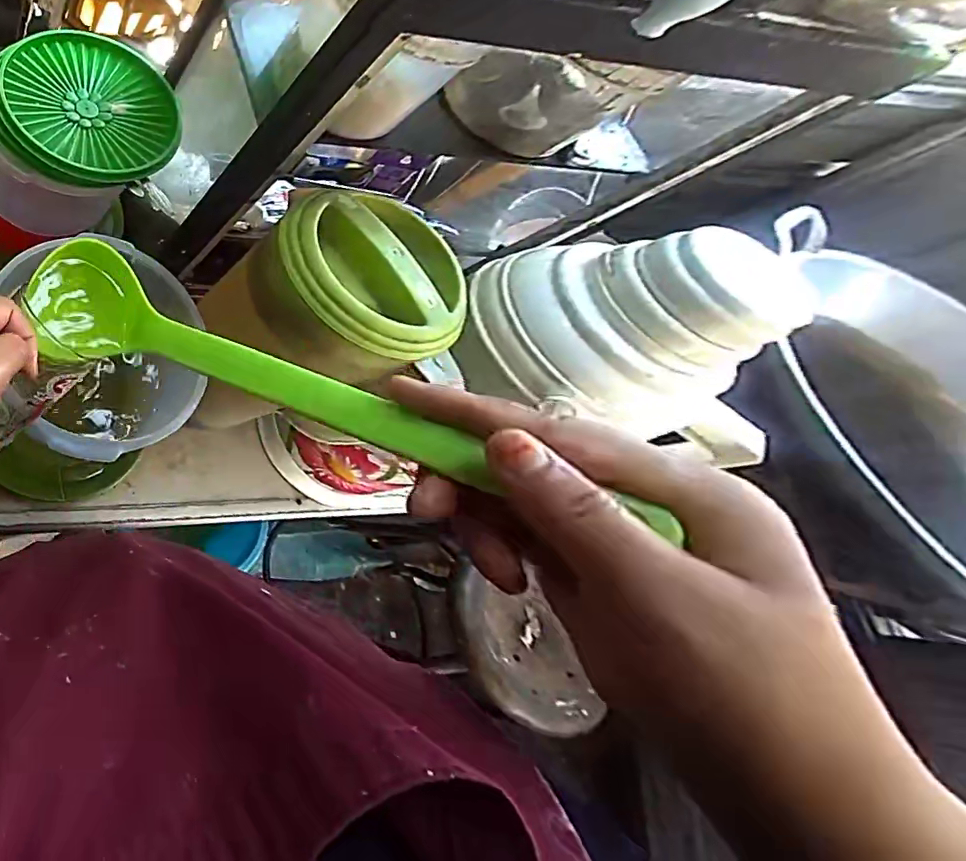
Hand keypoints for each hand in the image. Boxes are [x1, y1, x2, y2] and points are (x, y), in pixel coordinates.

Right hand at [389, 377, 965, 859]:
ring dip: (483, 524)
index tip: (400, 394)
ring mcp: (614, 533)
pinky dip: (498, 547)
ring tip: (491, 570)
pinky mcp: (588, 565)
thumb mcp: (655, 595)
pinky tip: (507, 579)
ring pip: (514, 498)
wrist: (786, 791)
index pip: (556, 433)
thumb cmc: (741, 687)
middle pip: (525, 463)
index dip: (471, 412)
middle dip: (469, 481)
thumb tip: (502, 441)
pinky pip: (519, 533)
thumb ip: (575, 512)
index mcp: (680, 486)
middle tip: (423, 509)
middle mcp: (642, 497)